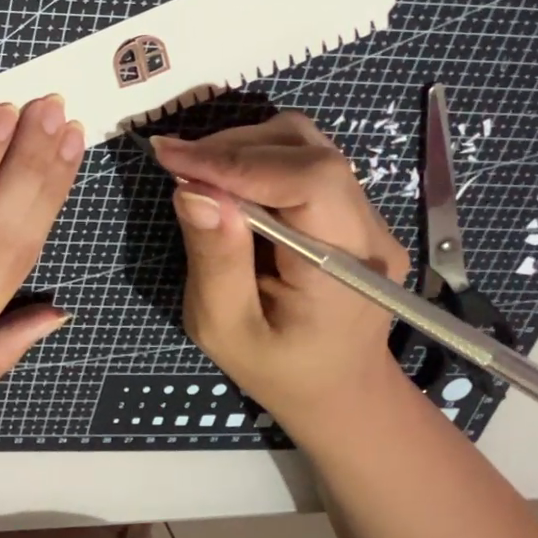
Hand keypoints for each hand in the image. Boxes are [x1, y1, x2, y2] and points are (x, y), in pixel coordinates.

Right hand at [149, 113, 410, 442]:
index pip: (307, 180)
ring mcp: (366, 216)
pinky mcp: (350, 209)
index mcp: (344, 267)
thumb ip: (214, 258)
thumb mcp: (225, 328)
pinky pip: (302, 160)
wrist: (340, 392)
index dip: (234, 160)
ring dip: (242, 148)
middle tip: (177, 167)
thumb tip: (192, 190)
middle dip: (232, 148)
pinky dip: (254, 158)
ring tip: (199, 176)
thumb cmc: (277, 369)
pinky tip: (226, 187)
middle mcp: (369, 230)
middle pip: (306, 150)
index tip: (169, 158)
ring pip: (305, 145)